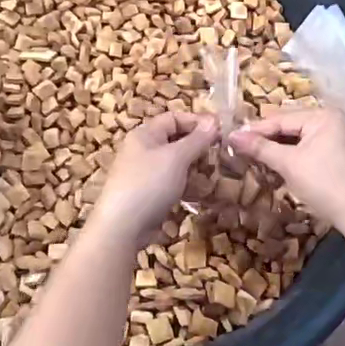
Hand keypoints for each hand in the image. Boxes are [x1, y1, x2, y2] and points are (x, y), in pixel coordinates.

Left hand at [84, 111, 218, 247]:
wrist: (122, 227)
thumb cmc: (149, 184)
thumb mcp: (176, 157)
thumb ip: (197, 139)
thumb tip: (214, 120)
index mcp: (145, 134)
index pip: (174, 118)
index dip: (197, 122)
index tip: (222, 131)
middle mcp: (143, 150)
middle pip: (175, 140)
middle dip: (199, 146)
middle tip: (221, 155)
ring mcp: (145, 174)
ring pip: (176, 164)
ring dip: (196, 167)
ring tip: (216, 175)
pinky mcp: (149, 195)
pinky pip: (172, 183)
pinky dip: (187, 185)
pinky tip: (202, 193)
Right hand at [228, 109, 344, 232]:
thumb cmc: (326, 184)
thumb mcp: (289, 164)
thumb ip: (261, 148)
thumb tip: (232, 135)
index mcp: (322, 115)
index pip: (280, 118)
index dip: (254, 130)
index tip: (229, 139)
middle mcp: (332, 120)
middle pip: (290, 126)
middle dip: (266, 140)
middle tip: (239, 150)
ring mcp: (339, 137)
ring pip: (299, 139)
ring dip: (278, 150)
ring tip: (254, 159)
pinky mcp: (340, 155)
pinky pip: (310, 149)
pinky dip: (293, 157)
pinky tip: (278, 167)